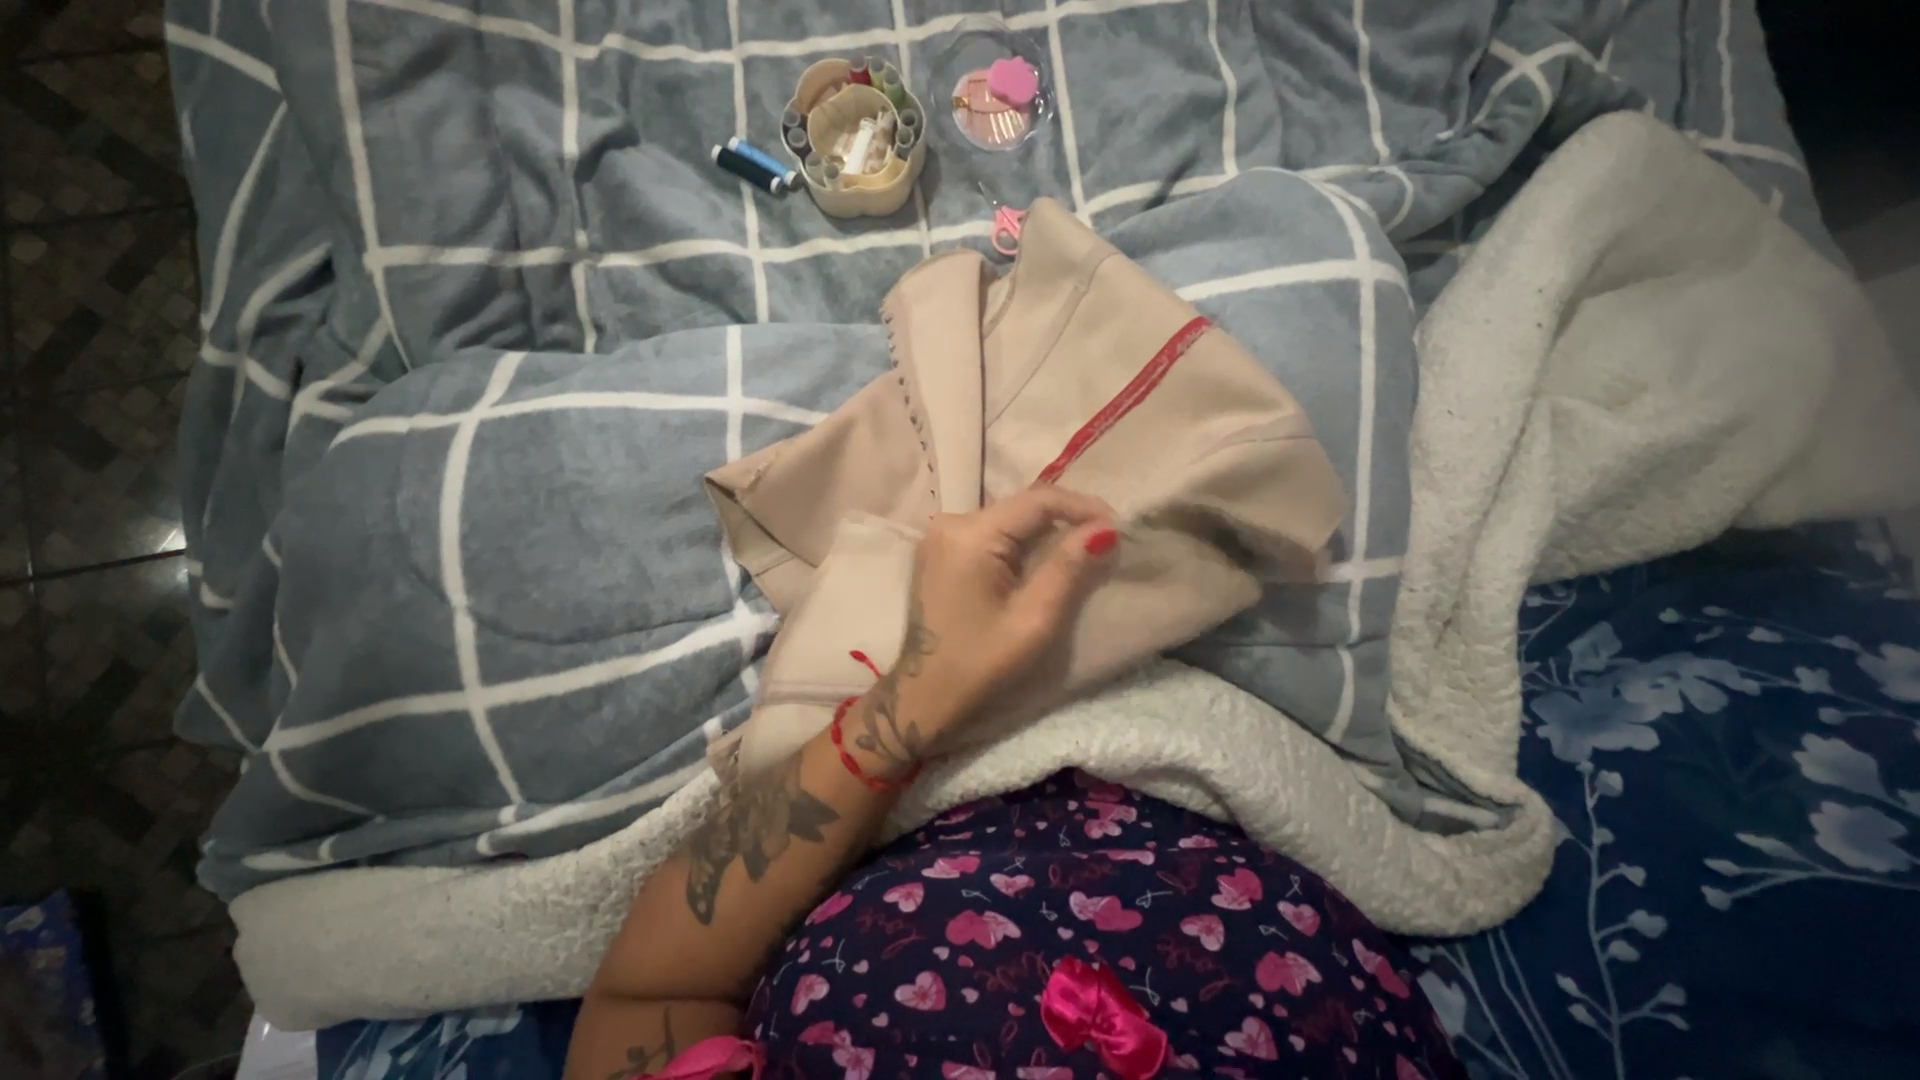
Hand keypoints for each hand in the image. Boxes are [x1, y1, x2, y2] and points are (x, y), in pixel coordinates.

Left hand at [840, 487, 1117, 778]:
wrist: (924, 695)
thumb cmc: (981, 663)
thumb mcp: (1034, 619)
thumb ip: (1069, 568)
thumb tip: (1106, 528)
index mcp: (970, 534)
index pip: (1038, 499)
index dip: (1083, 507)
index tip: (1118, 527)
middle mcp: (950, 522)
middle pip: (1021, 506)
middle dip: (1066, 519)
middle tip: (1105, 542)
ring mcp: (940, 536)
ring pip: (1008, 519)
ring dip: (1045, 532)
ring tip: (1082, 552)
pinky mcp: (940, 552)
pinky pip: (991, 535)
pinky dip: (1020, 545)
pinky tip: (1044, 563)